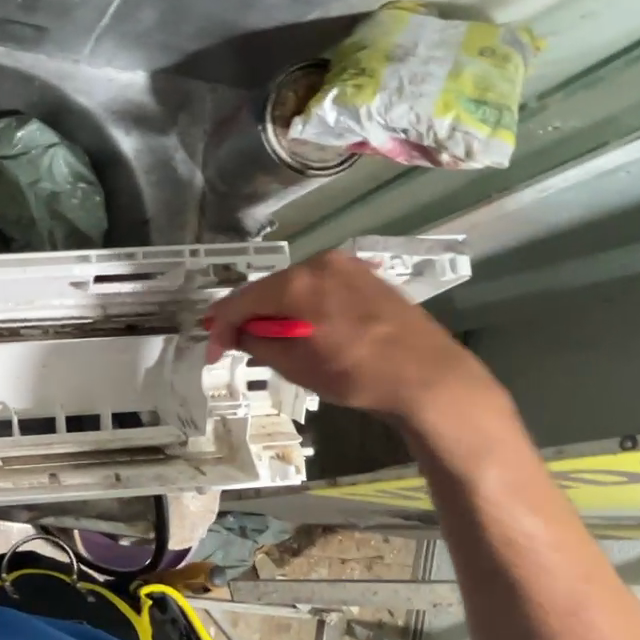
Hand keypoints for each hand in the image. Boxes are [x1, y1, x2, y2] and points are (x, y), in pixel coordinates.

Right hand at [204, 248, 501, 430]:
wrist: (427, 377)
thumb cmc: (354, 374)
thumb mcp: (293, 364)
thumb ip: (255, 342)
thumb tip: (232, 334)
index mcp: (297, 281)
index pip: (240, 301)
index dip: (220, 328)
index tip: (212, 353)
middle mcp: (320, 262)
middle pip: (265, 290)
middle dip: (246, 318)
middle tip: (235, 347)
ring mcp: (346, 267)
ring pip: (291, 288)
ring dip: (274, 313)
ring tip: (269, 342)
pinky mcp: (366, 277)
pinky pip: (317, 288)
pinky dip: (301, 308)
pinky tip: (302, 330)